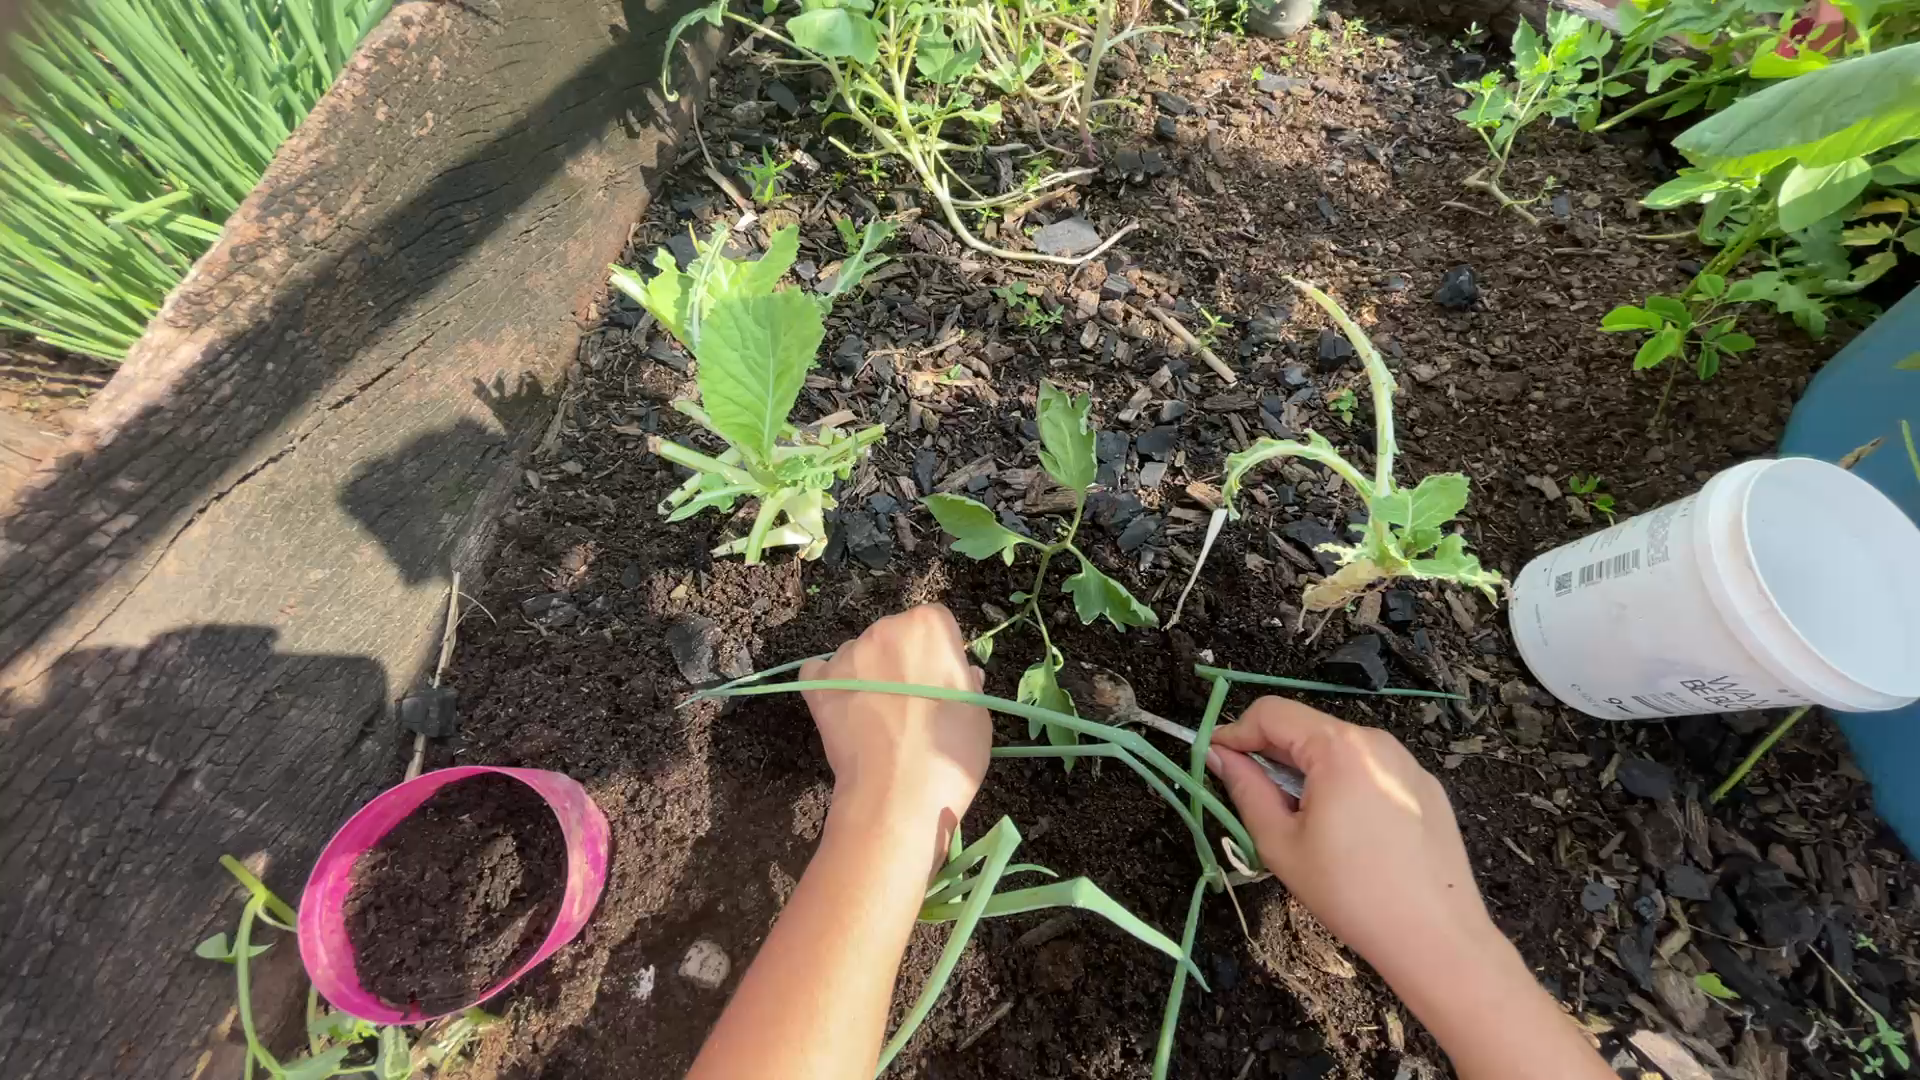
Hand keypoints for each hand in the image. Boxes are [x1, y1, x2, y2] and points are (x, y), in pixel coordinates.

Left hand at [801, 605, 990, 863]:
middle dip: (904, 657)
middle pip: (896, 633)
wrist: (897, 797)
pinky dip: (831, 684)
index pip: (936, 622)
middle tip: (913, 700)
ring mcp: (847, 655)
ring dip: (869, 671)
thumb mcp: (979, 712)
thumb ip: (967, 681)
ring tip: (879, 714)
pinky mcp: (818, 684)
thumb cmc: (950, 752)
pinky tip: (846, 708)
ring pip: (860, 652)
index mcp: (928, 625)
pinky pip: (821, 672)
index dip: (941, 651)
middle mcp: (884, 628)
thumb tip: (962, 673)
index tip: (943, 680)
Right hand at [1206, 697, 1494, 980]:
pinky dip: (1342, 782)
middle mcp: (1376, 742)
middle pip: (1304, 728)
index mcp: (1339, 747)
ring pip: (1335, 748)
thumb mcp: (1279, 841)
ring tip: (1302, 818)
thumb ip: (1244, 787)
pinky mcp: (1426, 786)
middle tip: (1254, 794)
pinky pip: (1368, 768)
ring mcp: (1407, 762)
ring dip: (1306, 769)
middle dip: (1271, 753)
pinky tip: (1347, 830)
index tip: (1215, 757)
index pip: (1271, 713)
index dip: (1236, 732)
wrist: (1440, 942)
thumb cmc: (1350, 892)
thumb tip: (1218, 755)